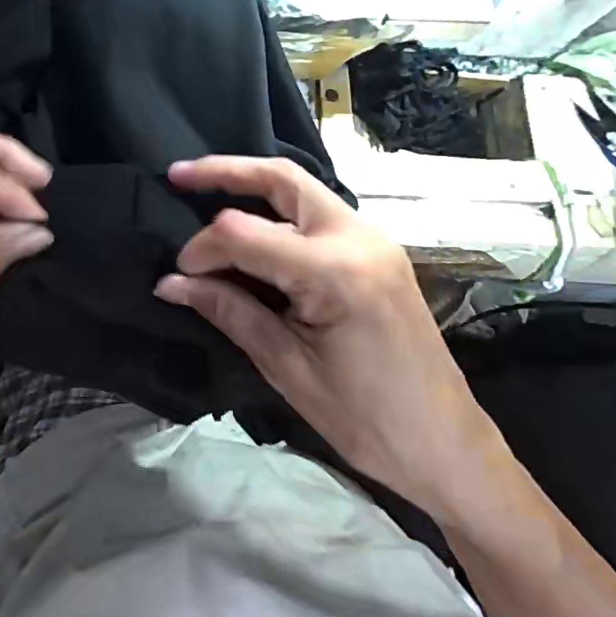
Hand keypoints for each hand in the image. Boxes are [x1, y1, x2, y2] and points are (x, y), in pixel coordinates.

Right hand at [153, 156, 504, 517]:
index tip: (177, 276)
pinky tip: (247, 220)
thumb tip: (170, 283)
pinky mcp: (375, 252)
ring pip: (301, 188)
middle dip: (225, 171)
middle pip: (282, 179)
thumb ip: (228, 310)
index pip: (244, 233)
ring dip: (251, 184)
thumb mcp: (285, 365)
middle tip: (176, 174)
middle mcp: (358, 238)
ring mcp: (373, 240)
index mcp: (336, 271)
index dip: (201, 249)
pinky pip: (317, 213)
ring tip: (202, 185)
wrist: (445, 445)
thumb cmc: (364, 418)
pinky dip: (275, 209)